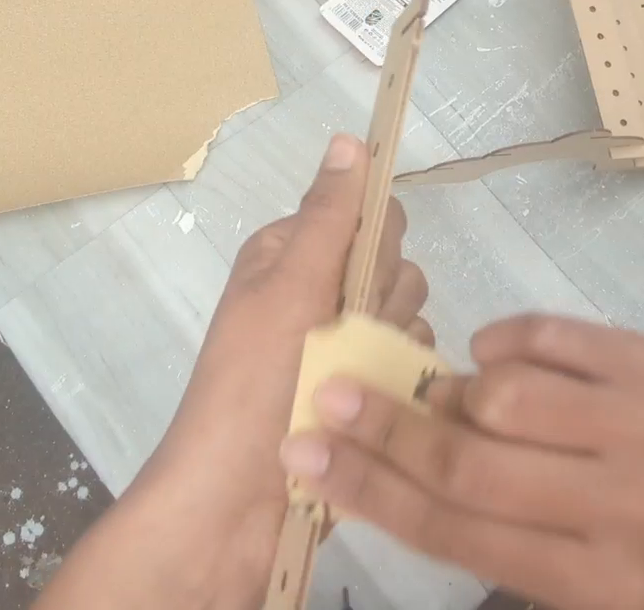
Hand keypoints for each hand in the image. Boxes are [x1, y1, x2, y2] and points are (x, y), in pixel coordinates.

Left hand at [35, 134, 430, 609]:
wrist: (233, 505)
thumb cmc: (252, 382)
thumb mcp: (287, 288)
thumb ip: (328, 216)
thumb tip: (349, 138)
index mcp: (290, 251)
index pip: (365, 213)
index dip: (373, 241)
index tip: (354, 278)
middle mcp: (316, 287)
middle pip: (392, 263)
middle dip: (380, 301)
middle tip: (340, 337)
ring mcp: (340, 339)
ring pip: (408, 312)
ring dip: (388, 346)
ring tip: (349, 384)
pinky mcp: (361, 386)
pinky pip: (410, 361)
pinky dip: (398, 381)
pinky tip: (375, 406)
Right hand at [278, 314, 643, 609]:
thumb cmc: (634, 534)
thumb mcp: (565, 557)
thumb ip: (477, 516)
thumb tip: (377, 451)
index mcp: (592, 584)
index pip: (455, 535)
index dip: (369, 490)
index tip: (305, 451)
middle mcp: (626, 514)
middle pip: (471, 467)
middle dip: (386, 428)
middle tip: (333, 394)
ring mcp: (643, 429)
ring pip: (504, 393)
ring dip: (461, 389)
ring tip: (466, 396)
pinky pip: (539, 333)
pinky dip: (502, 340)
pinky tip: (502, 359)